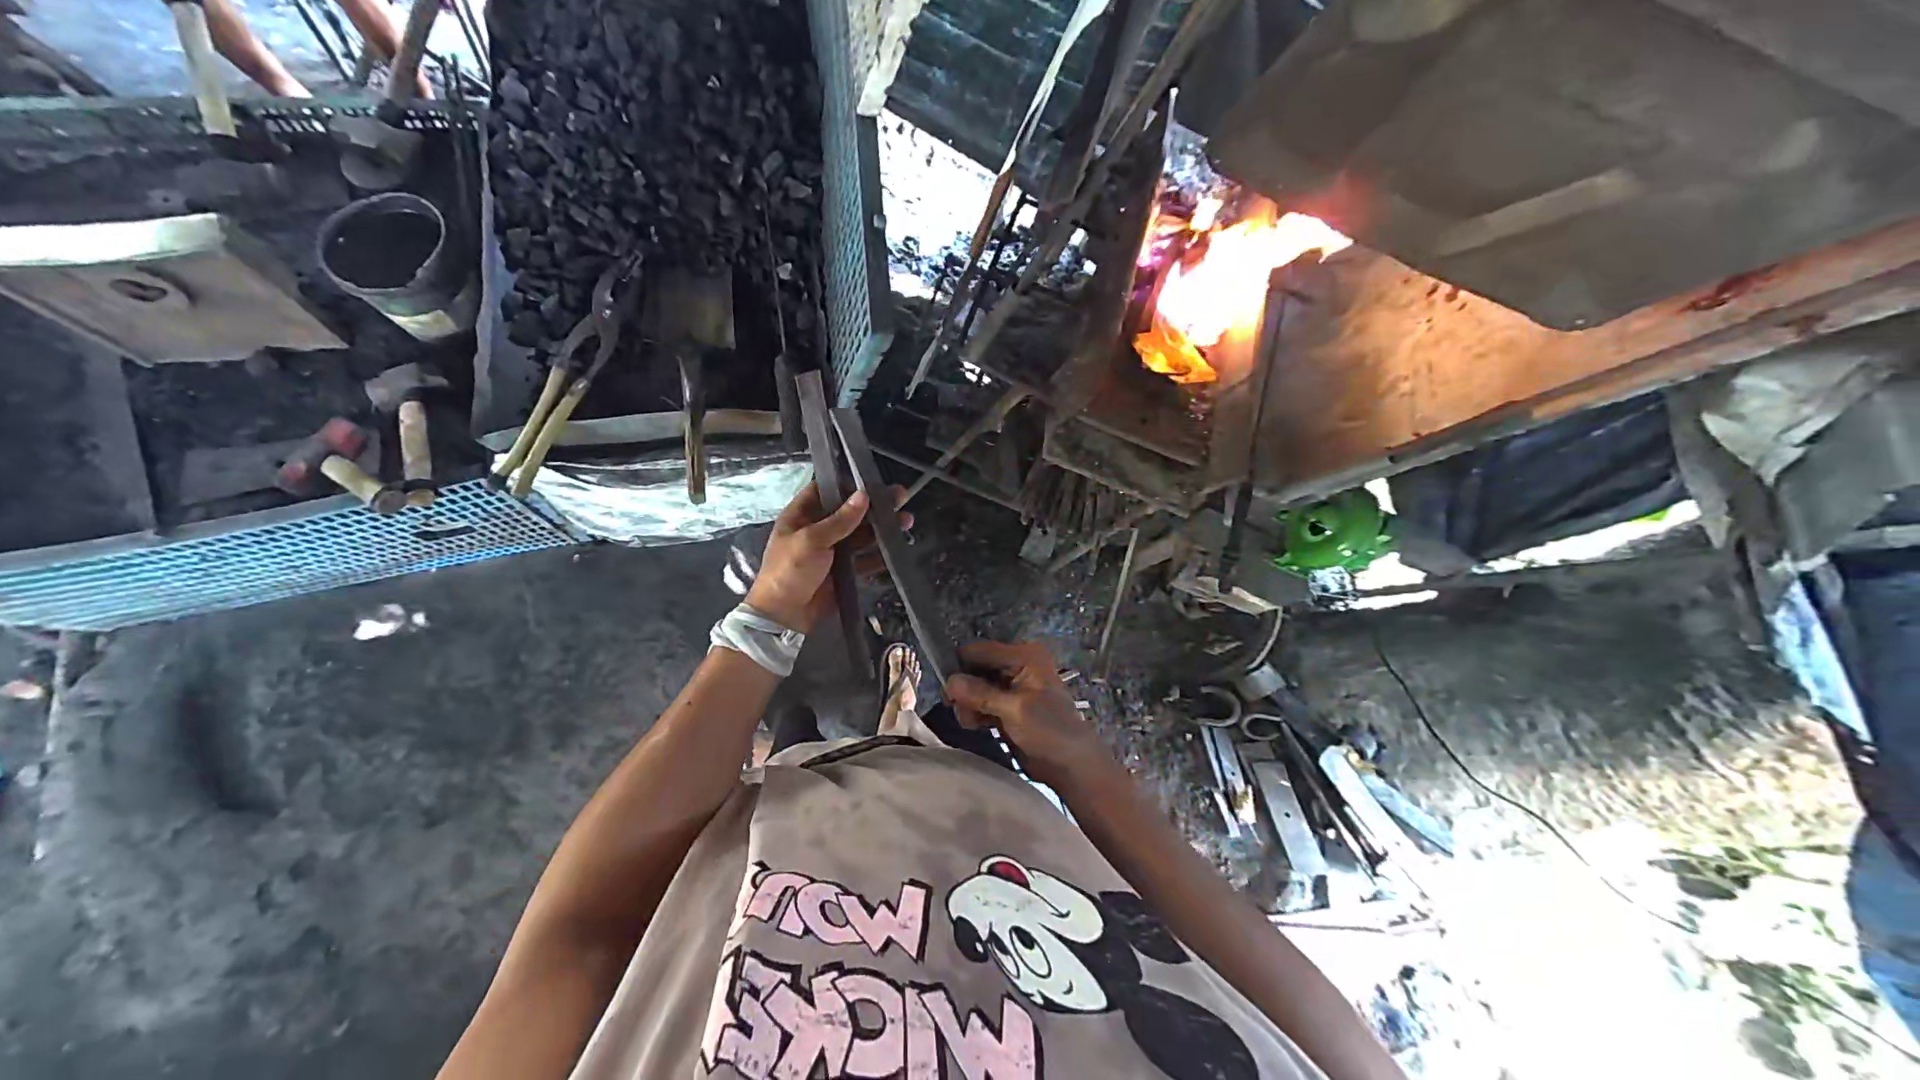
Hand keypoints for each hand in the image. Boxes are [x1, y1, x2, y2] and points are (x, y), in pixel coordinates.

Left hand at [746, 480, 908, 632]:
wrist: (784, 617)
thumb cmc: (789, 571)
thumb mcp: (811, 540)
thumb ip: (840, 519)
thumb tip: (863, 495)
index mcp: (800, 516)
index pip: (823, 490)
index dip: (845, 484)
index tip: (870, 482)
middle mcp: (816, 530)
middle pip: (848, 513)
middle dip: (873, 506)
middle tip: (900, 497)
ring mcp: (831, 552)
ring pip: (860, 535)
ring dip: (881, 529)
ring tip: (906, 520)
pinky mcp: (843, 572)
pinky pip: (864, 559)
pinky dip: (879, 554)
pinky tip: (896, 547)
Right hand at [945, 641, 1113, 787]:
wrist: (1071, 764)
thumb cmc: (1049, 731)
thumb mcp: (1015, 710)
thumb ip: (981, 694)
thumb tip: (949, 682)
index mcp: (1024, 656)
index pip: (980, 651)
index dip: (961, 668)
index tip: (950, 694)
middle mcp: (1016, 665)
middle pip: (975, 668)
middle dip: (965, 690)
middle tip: (962, 713)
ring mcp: (1011, 686)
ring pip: (974, 686)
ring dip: (968, 704)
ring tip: (972, 723)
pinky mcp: (1006, 705)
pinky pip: (981, 701)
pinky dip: (975, 712)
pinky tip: (977, 726)